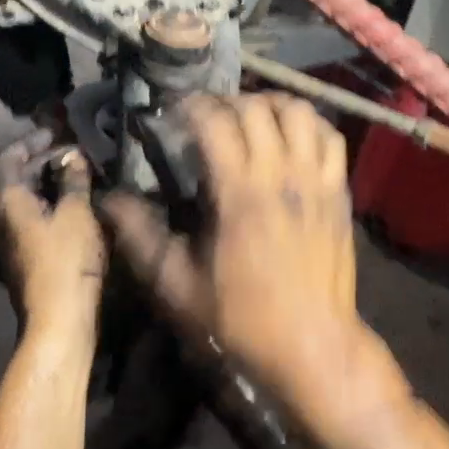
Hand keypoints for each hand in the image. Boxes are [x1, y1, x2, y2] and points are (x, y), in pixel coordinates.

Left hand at [0, 128, 106, 340]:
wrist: (57, 321)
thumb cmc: (65, 261)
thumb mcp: (76, 215)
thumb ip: (73, 181)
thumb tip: (72, 156)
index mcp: (8, 200)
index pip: (7, 157)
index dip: (29, 140)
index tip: (55, 133)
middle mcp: (1, 216)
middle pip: (16, 177)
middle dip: (43, 160)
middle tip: (76, 154)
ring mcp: (10, 238)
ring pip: (26, 199)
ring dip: (50, 183)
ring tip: (81, 177)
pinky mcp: (24, 256)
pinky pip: (33, 218)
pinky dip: (51, 204)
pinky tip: (78, 207)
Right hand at [101, 94, 407, 448]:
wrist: (313, 347)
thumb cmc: (240, 317)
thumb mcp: (177, 283)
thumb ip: (140, 235)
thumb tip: (108, 199)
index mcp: (239, 194)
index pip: (216, 122)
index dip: (190, 107)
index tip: (172, 113)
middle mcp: (281, 176)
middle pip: (256, 108)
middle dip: (225, 101)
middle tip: (204, 117)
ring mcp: (317, 182)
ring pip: (300, 112)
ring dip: (270, 104)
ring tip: (248, 118)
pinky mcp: (340, 193)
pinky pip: (330, 137)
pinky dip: (308, 125)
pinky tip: (288, 138)